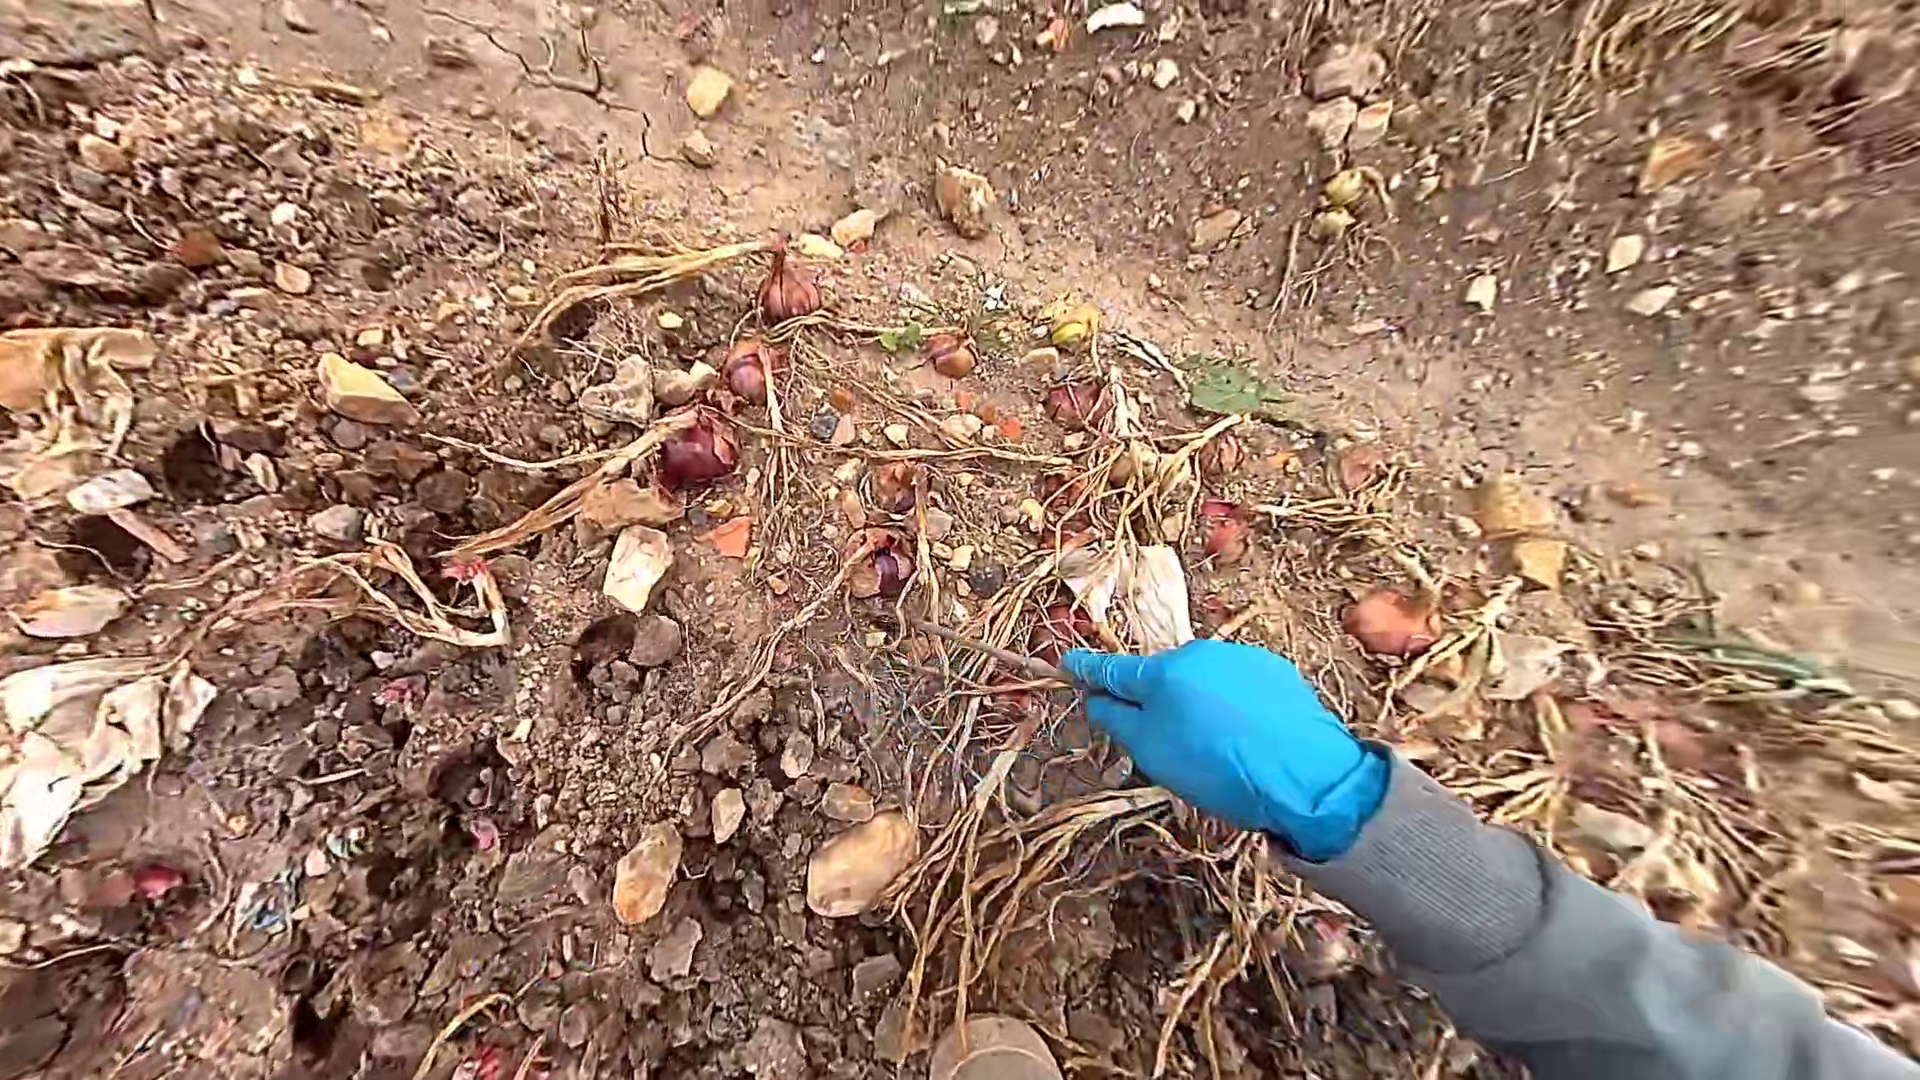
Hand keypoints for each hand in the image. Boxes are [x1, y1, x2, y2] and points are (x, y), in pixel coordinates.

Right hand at [1062, 641, 1388, 860]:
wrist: (1310, 776)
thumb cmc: (1215, 765)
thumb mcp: (1152, 751)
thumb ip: (1118, 720)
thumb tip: (1097, 699)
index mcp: (1161, 673)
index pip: (1112, 669)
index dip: (1087, 669)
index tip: (1068, 661)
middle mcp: (1196, 654)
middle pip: (1158, 676)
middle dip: (1150, 697)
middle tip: (1159, 737)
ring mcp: (1237, 659)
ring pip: (1197, 679)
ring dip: (1192, 701)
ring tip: (1213, 744)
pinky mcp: (1273, 671)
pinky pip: (1234, 684)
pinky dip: (1228, 703)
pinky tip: (1245, 734)